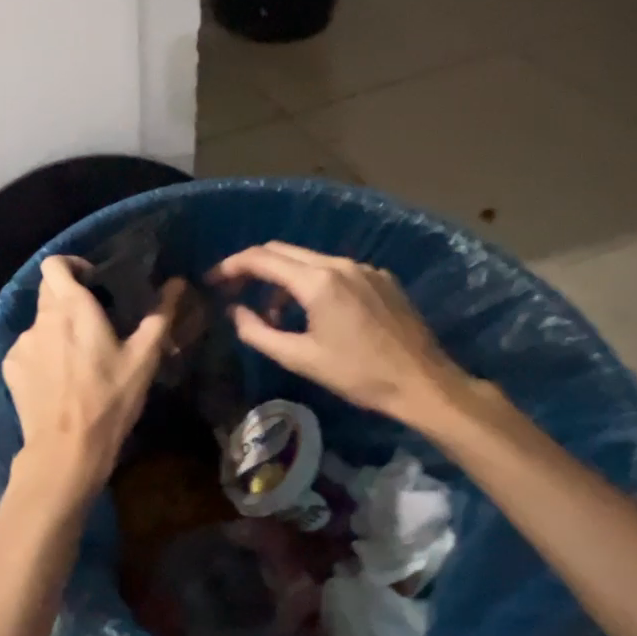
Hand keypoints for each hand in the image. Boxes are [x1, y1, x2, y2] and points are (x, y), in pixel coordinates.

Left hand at [1, 256, 182, 505]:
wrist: (65, 450)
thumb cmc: (109, 400)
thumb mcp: (144, 360)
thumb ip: (160, 316)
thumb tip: (177, 283)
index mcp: (72, 307)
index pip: (54, 264)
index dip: (71, 265)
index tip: (92, 281)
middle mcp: (41, 318)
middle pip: (48, 292)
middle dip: (68, 298)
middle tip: (93, 321)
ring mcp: (22, 343)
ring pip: (39, 322)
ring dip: (57, 330)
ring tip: (78, 358)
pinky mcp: (10, 366)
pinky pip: (28, 349)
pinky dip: (42, 355)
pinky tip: (58, 380)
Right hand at [207, 242, 472, 430]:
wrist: (424, 385)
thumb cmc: (358, 375)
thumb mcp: (300, 359)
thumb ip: (258, 333)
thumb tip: (234, 312)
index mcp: (318, 281)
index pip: (260, 258)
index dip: (230, 266)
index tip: (212, 281)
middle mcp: (339, 264)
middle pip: (281, 251)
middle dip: (253, 267)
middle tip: (233, 291)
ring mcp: (364, 268)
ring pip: (308, 260)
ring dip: (283, 279)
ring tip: (275, 314)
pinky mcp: (381, 278)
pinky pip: (334, 270)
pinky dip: (312, 283)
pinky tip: (314, 313)